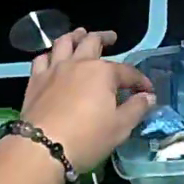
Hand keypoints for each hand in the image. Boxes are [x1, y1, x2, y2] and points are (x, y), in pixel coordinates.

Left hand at [20, 29, 156, 173]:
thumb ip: (136, 109)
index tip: (147, 91)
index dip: (140, 80)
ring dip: (74, 36)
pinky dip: (50, 55)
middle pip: (93, 42)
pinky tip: (52, 59)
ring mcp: (54, 70)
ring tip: (80, 35)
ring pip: (64, 43)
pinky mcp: (35, 81)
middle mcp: (79, 64)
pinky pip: (41, 59)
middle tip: (112, 38)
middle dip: (105, 38)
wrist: (40, 149)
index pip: (128, 72)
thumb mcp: (120, 127)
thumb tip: (147, 97)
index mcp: (103, 73)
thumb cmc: (86, 138)